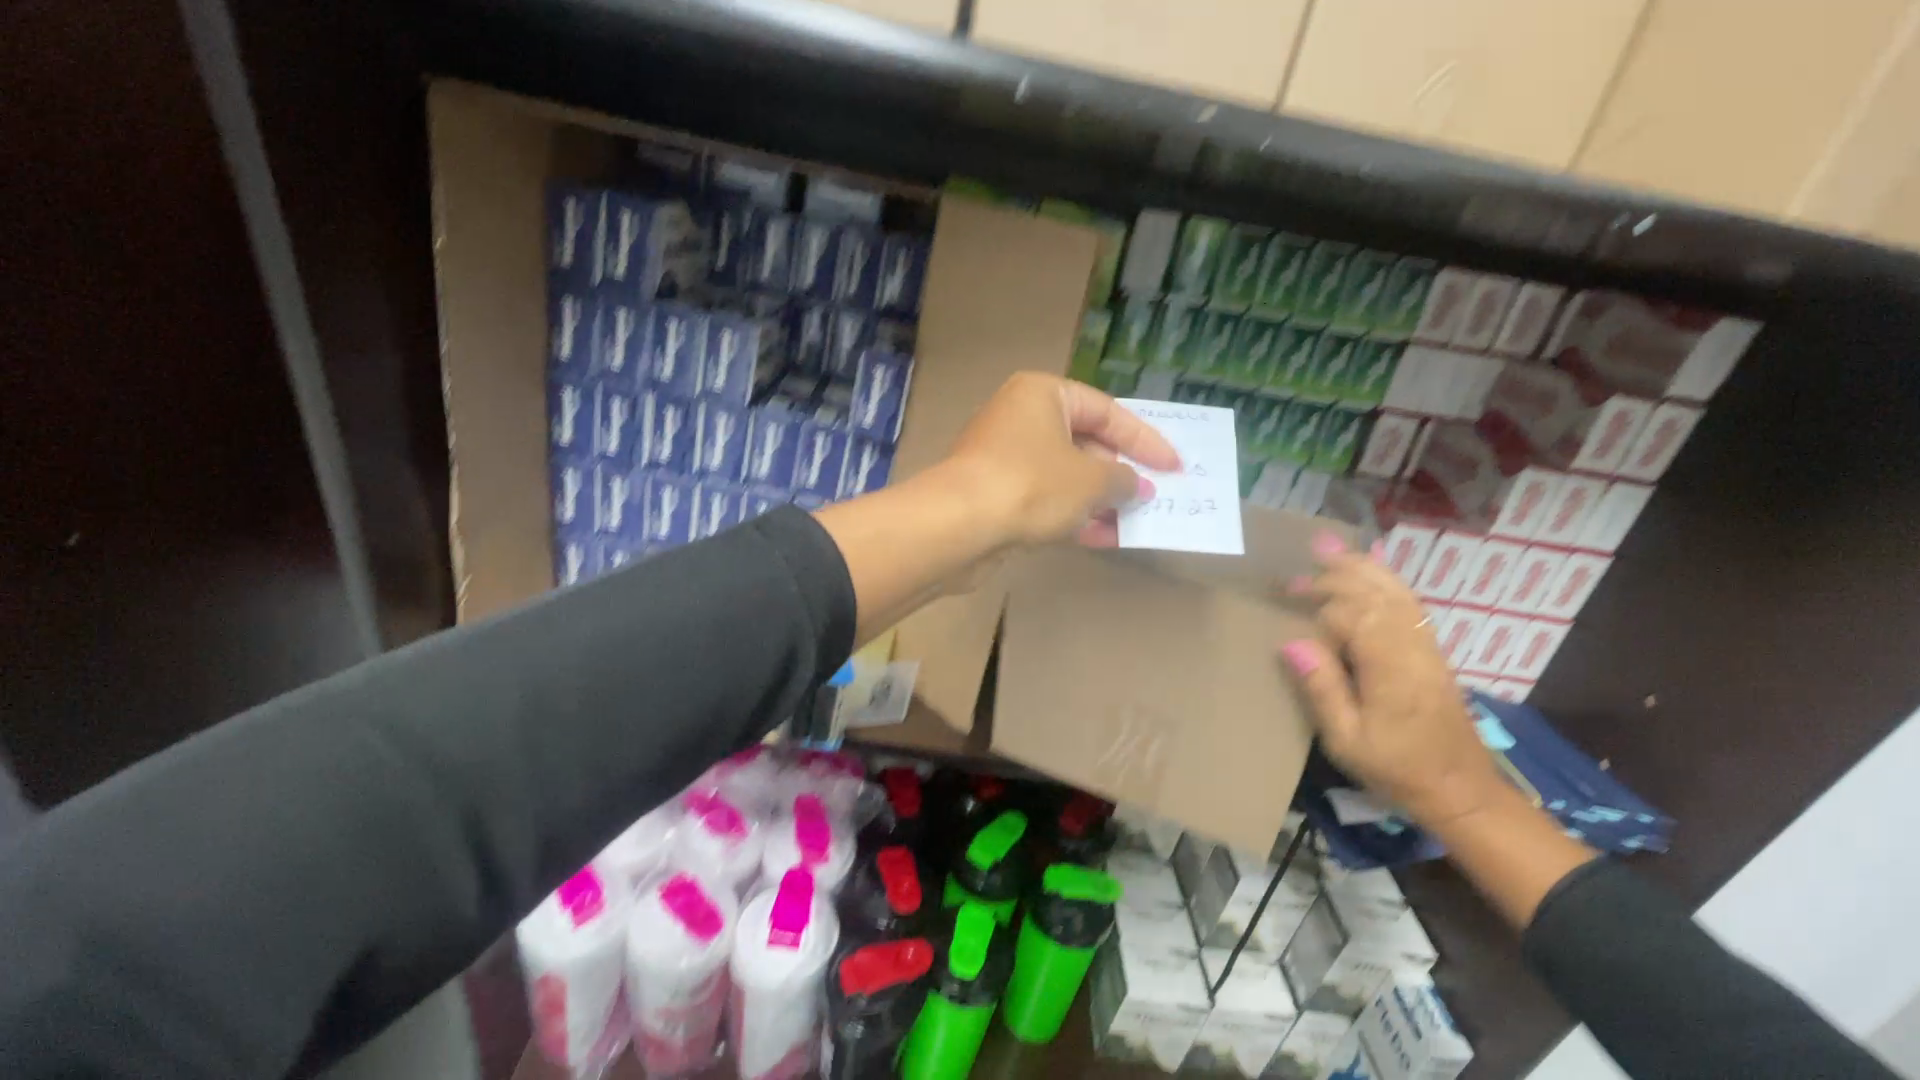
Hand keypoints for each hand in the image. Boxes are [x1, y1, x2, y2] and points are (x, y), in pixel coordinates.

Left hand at [943, 373, 1179, 547]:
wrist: (958, 526)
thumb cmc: (1032, 485)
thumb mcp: (1092, 481)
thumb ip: (1123, 480)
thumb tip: (1137, 486)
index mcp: (1044, 394)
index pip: (1107, 411)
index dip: (1144, 440)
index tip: (1174, 466)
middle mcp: (1021, 417)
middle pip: (1084, 442)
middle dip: (1120, 472)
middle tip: (1153, 495)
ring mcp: (1005, 457)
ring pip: (1065, 475)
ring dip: (1099, 499)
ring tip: (1135, 520)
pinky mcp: (995, 495)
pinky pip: (1045, 500)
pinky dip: (1072, 515)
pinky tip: (1103, 537)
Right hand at [1278, 532, 1506, 828]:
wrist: (1460, 790)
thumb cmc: (1396, 770)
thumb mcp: (1347, 740)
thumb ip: (1322, 688)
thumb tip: (1292, 641)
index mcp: (1389, 668)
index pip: (1351, 615)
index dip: (1319, 602)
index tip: (1285, 596)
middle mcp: (1412, 647)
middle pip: (1375, 594)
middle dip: (1338, 573)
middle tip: (1301, 560)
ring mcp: (1427, 647)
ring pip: (1396, 593)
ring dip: (1363, 568)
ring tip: (1331, 548)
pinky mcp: (1433, 652)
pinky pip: (1411, 604)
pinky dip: (1390, 580)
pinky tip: (1375, 566)